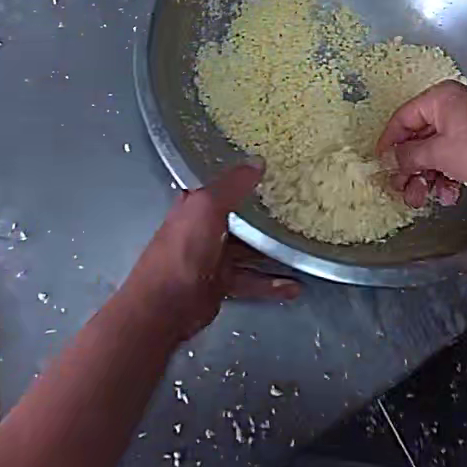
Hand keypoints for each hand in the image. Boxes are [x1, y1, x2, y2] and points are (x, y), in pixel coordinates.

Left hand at [115, 161, 301, 343]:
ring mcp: (213, 256)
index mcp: (196, 202)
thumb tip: (257, 161)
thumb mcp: (207, 207)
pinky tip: (294, 287)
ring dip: (273, 251)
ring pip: (248, 250)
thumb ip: (232, 185)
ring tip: (301, 248)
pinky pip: (251, 280)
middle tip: (298, 209)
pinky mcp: (221, 283)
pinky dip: (271, 284)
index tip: (273, 170)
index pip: (221, 183)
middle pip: (239, 217)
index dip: (243, 176)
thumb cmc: (184, 247)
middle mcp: (204, 226)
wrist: (164, 304)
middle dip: (265, 214)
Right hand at [376, 81, 466, 206]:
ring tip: (423, 199)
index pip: (403, 118)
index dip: (389, 143)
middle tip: (401, 188)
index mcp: (441, 97)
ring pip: (436, 150)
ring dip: (427, 175)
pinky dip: (447, 176)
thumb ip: (407, 156)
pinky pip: (454, 157)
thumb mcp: (438, 154)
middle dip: (410, 166)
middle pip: (419, 137)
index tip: (380, 164)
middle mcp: (454, 106)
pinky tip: (449, 195)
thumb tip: (388, 159)